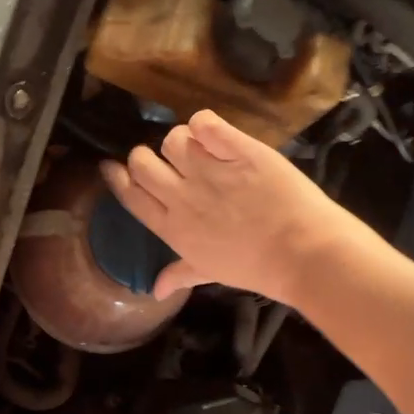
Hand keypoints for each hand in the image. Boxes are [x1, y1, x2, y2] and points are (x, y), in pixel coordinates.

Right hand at [100, 110, 382, 303]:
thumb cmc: (255, 267)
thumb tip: (154, 291)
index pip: (130, 196)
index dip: (118, 177)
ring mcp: (209, 170)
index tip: (112, 167)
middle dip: (147, 155)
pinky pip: (205, 122)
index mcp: (171, 228)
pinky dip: (206, 124)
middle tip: (169, 161)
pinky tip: (216, 133)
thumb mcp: (210, 273)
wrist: (302, 252)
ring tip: (201, 149)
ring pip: (174, 138)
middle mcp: (182, 197)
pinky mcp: (238, 149)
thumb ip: (179, 274)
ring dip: (183, 140)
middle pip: (142, 162)